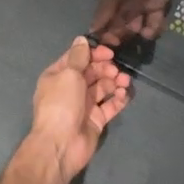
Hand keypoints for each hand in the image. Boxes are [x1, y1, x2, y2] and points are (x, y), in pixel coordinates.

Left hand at [30, 38, 131, 177]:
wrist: (61, 144)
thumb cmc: (61, 104)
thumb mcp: (68, 74)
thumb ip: (78, 57)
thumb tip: (81, 39)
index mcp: (58, 76)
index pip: (78, 59)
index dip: (93, 53)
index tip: (109, 53)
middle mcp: (70, 89)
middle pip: (92, 73)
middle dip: (106, 69)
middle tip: (116, 71)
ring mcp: (84, 105)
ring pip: (103, 88)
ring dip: (115, 82)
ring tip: (124, 82)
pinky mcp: (96, 119)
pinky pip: (110, 105)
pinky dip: (118, 98)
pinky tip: (125, 94)